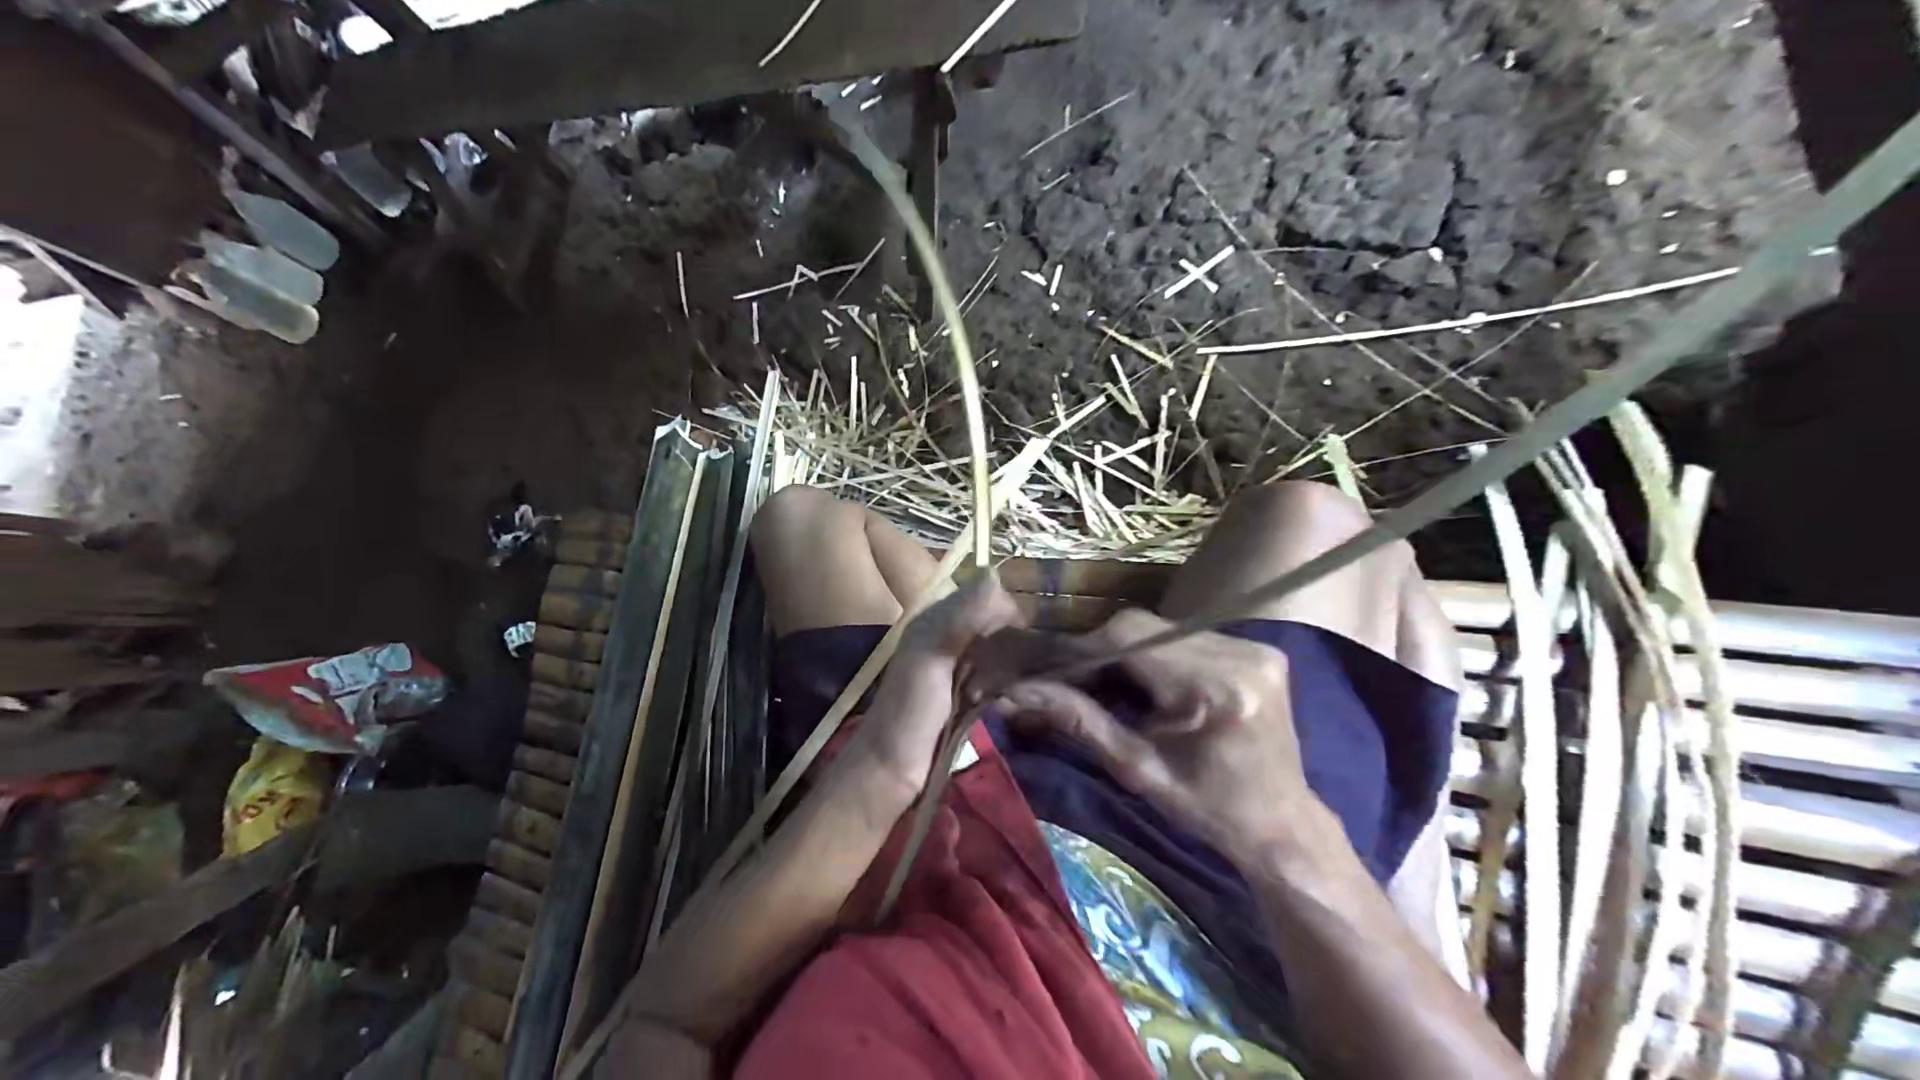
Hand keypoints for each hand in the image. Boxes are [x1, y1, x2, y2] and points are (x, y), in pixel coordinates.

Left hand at [852, 570, 1024, 790]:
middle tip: (1028, 663)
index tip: (1027, 634)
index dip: (1008, 609)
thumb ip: (960, 615)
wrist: (892, 769)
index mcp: (935, 619)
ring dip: (1012, 662)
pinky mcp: (967, 693)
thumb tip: (994, 574)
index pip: (984, 596)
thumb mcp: (931, 654)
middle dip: (1014, 637)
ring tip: (1022, 681)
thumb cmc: (909, 709)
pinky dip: (1007, 680)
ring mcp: (957, 666)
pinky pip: (997, 674)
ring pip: (998, 647)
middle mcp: (947, 636)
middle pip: (994, 621)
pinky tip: (1014, 694)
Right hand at [988, 608, 1318, 862]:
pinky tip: (1145, 681)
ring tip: (1105, 685)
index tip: (1043, 671)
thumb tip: (1016, 692)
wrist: (1279, 824)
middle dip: (1097, 650)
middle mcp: (1241, 656)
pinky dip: (1153, 652)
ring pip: (1160, 626)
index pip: (1127, 643)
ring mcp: (1254, 647)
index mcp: (1215, 691)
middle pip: (1142, 627)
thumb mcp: (1136, 768)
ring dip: (1123, 649)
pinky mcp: (1258, 648)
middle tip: (1070, 682)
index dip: (1077, 652)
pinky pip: (1185, 635)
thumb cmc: (1205, 809)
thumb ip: (1078, 720)